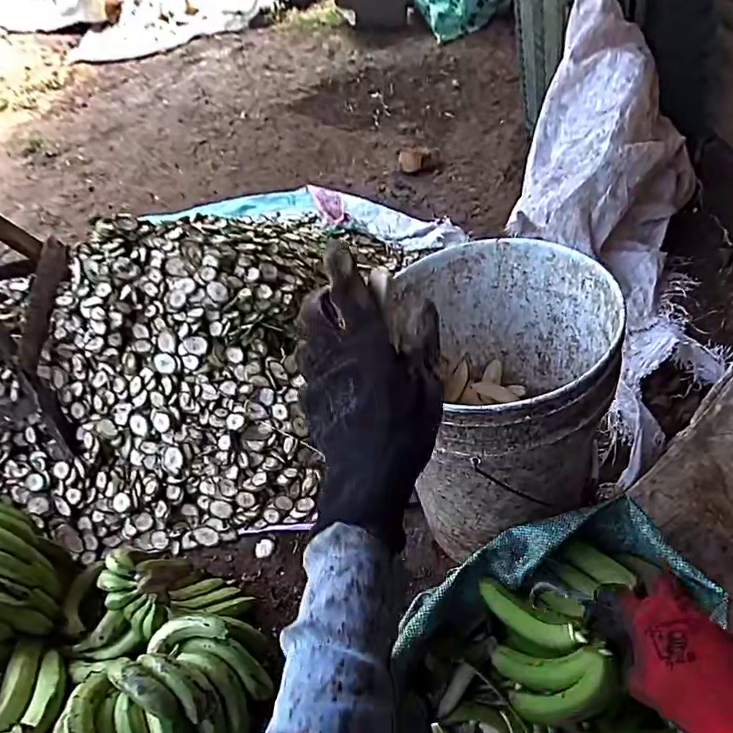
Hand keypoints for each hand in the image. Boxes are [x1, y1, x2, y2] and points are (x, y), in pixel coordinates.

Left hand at [297, 242, 442, 550]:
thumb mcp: (426, 390)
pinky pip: (308, 372)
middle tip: (336, 299)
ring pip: (306, 341)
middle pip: (312, 314)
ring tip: (336, 336)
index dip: (343, 273)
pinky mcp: (308, 403)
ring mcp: (316, 382)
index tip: (337, 251)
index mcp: (369, 352)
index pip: (353, 301)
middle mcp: (335, 360)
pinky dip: (320, 365)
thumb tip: (421, 304)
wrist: (365, 482)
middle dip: (321, 298)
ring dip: (318, 330)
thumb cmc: (405, 437)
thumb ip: (420, 343)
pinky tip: (337, 378)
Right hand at [591, 574, 732, 732]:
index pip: (622, 596)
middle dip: (654, 587)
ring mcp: (696, 615)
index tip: (620, 606)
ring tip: (677, 626)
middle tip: (652, 602)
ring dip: (678, 608)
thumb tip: (634, 655)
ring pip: (684, 599)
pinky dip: (700, 630)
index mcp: (640, 617)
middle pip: (658, 580)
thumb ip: (632, 659)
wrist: (712, 701)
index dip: (621, 599)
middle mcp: (667, 608)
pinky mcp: (719, 627)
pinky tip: (701, 646)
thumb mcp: (634, 678)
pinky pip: (704, 622)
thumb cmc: (665, 690)